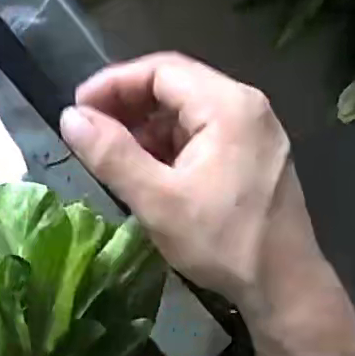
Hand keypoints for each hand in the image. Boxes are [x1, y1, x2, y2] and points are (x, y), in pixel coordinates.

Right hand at [59, 53, 328, 317]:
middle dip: (130, 106)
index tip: (78, 109)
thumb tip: (70, 117)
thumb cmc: (222, 243)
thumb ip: (112, 155)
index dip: (113, 84)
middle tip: (92, 133)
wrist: (284, 285)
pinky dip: (174, 147)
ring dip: (150, 129)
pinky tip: (153, 173)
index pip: (160, 70)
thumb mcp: (159, 201)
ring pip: (192, 114)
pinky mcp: (259, 158)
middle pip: (178, 87)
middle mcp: (247, 107)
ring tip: (117, 157)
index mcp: (227, 105)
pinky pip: (208, 137)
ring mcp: (258, 133)